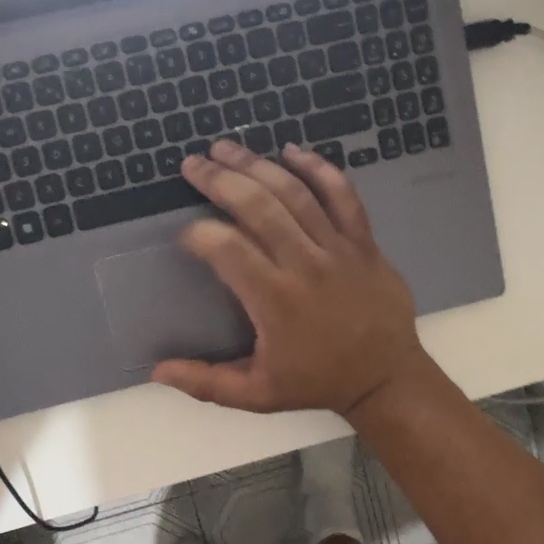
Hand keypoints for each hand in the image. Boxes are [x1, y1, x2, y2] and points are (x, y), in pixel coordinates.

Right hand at [153, 140, 430, 416]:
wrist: (386, 379)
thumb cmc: (316, 383)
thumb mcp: (256, 394)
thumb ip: (206, 383)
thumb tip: (157, 371)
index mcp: (275, 300)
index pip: (228, 249)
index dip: (200, 235)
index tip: (186, 236)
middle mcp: (305, 265)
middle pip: (257, 207)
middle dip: (220, 180)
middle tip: (193, 165)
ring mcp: (338, 249)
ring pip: (295, 194)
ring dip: (257, 165)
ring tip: (226, 148)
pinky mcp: (363, 242)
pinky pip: (343, 196)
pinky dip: (319, 169)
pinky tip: (292, 151)